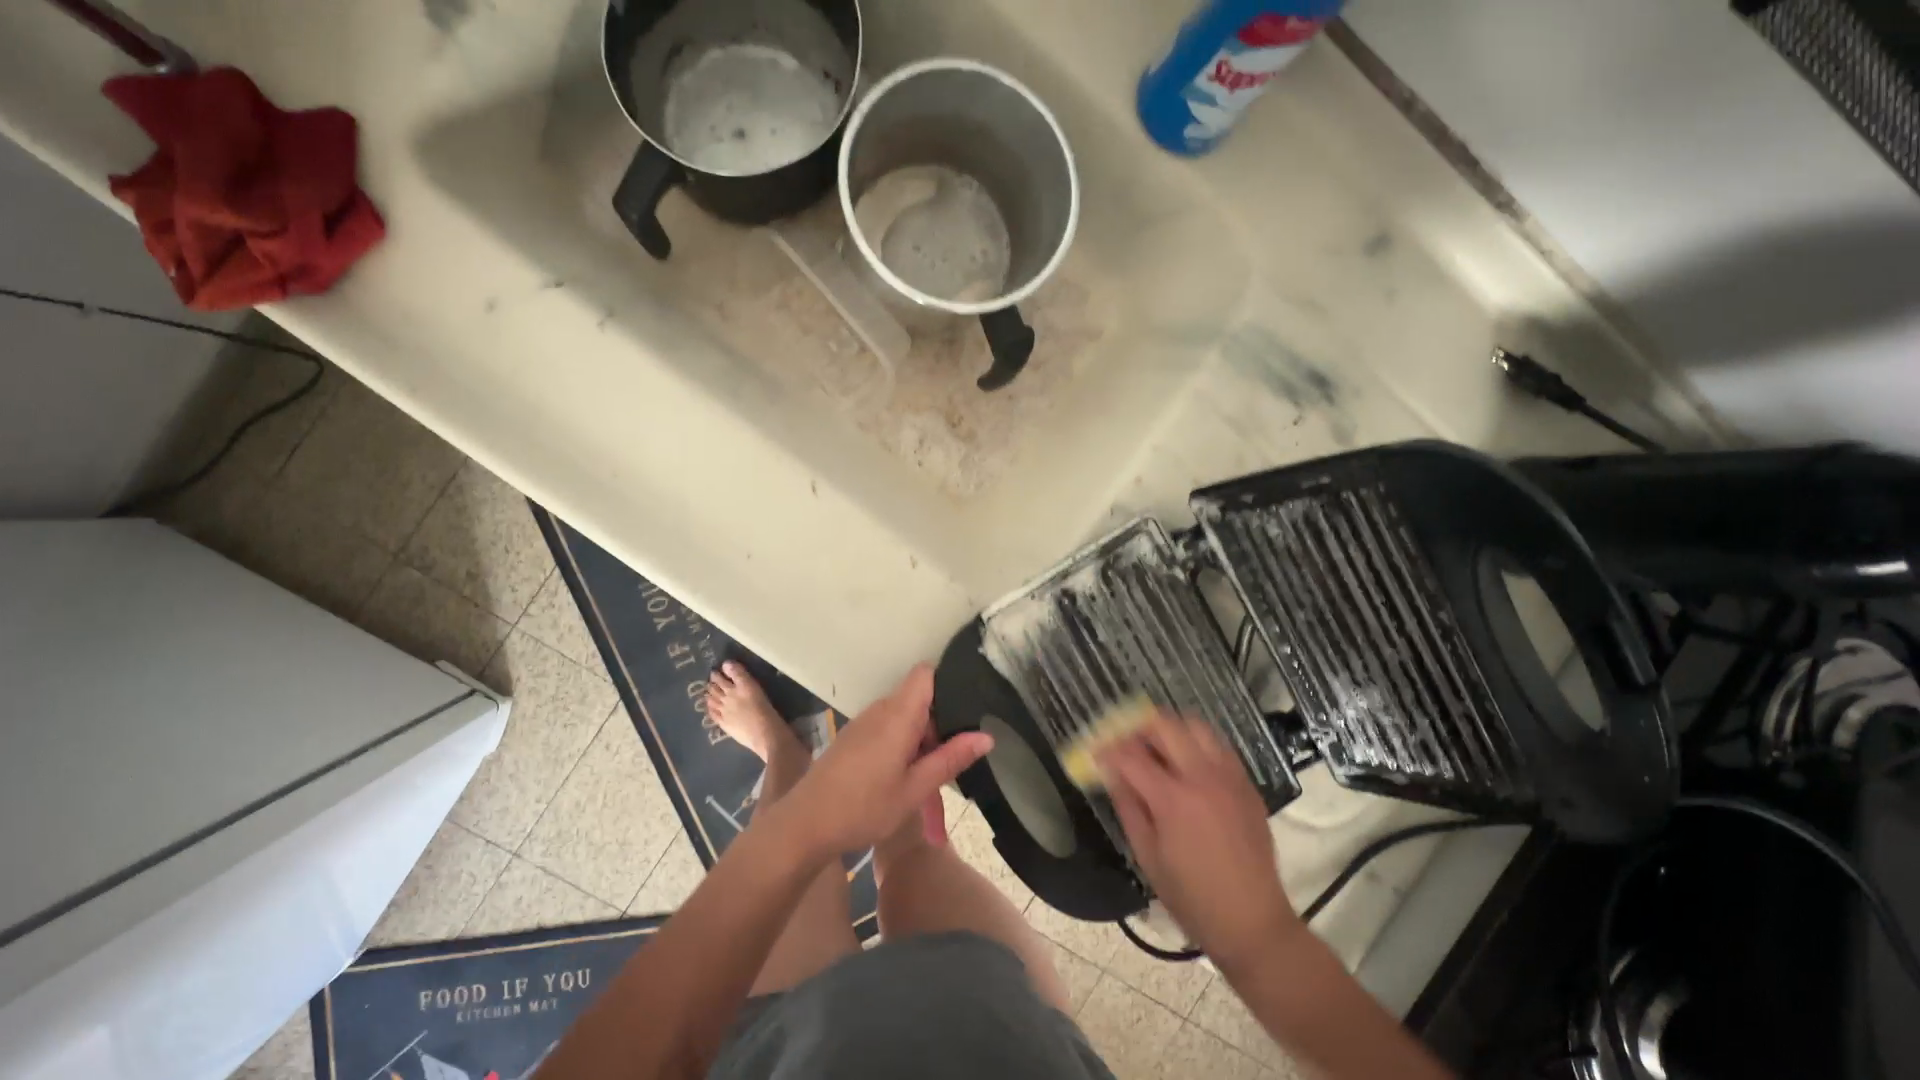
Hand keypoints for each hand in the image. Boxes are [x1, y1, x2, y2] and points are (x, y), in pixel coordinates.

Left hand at [782, 665, 992, 854]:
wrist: (804, 826)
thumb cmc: (863, 807)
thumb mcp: (915, 789)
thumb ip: (950, 759)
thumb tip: (987, 736)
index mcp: (898, 715)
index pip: (925, 674)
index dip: (948, 684)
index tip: (968, 714)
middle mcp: (880, 711)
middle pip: (920, 704)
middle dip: (939, 732)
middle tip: (951, 770)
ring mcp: (863, 725)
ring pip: (905, 724)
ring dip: (921, 749)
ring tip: (929, 787)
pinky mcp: (853, 741)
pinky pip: (888, 735)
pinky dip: (902, 754)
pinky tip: (904, 787)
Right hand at [1099, 712, 1301, 965]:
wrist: (1251, 920)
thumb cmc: (1191, 897)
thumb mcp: (1147, 856)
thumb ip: (1128, 807)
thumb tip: (1110, 773)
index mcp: (1173, 800)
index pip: (1130, 756)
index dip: (1106, 749)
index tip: (1094, 750)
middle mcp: (1203, 778)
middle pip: (1165, 726)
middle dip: (1137, 728)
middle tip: (1124, 743)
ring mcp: (1230, 777)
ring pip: (1197, 727)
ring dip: (1170, 731)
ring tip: (1156, 749)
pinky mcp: (1247, 785)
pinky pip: (1219, 747)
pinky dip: (1197, 745)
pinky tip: (1187, 767)